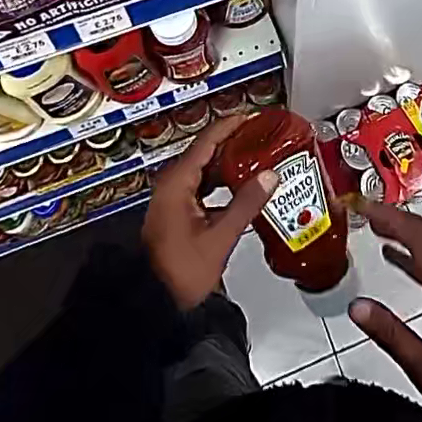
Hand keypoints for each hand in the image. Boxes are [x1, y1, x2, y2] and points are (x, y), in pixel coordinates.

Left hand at [142, 115, 276, 309]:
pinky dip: (224, 183)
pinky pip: (204, 187)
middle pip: (207, 152)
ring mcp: (174, 199)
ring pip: (206, 170)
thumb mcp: (219, 237)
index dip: (231, 125)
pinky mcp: (178, 212)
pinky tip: (245, 189)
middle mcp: (173, 184)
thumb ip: (246, 204)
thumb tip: (271, 175)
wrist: (150, 304)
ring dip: (231, 163)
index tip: (255, 117)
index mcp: (178, 182)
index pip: (207, 140)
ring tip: (261, 158)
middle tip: (265, 137)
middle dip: (235, 143)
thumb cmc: (180, 270)